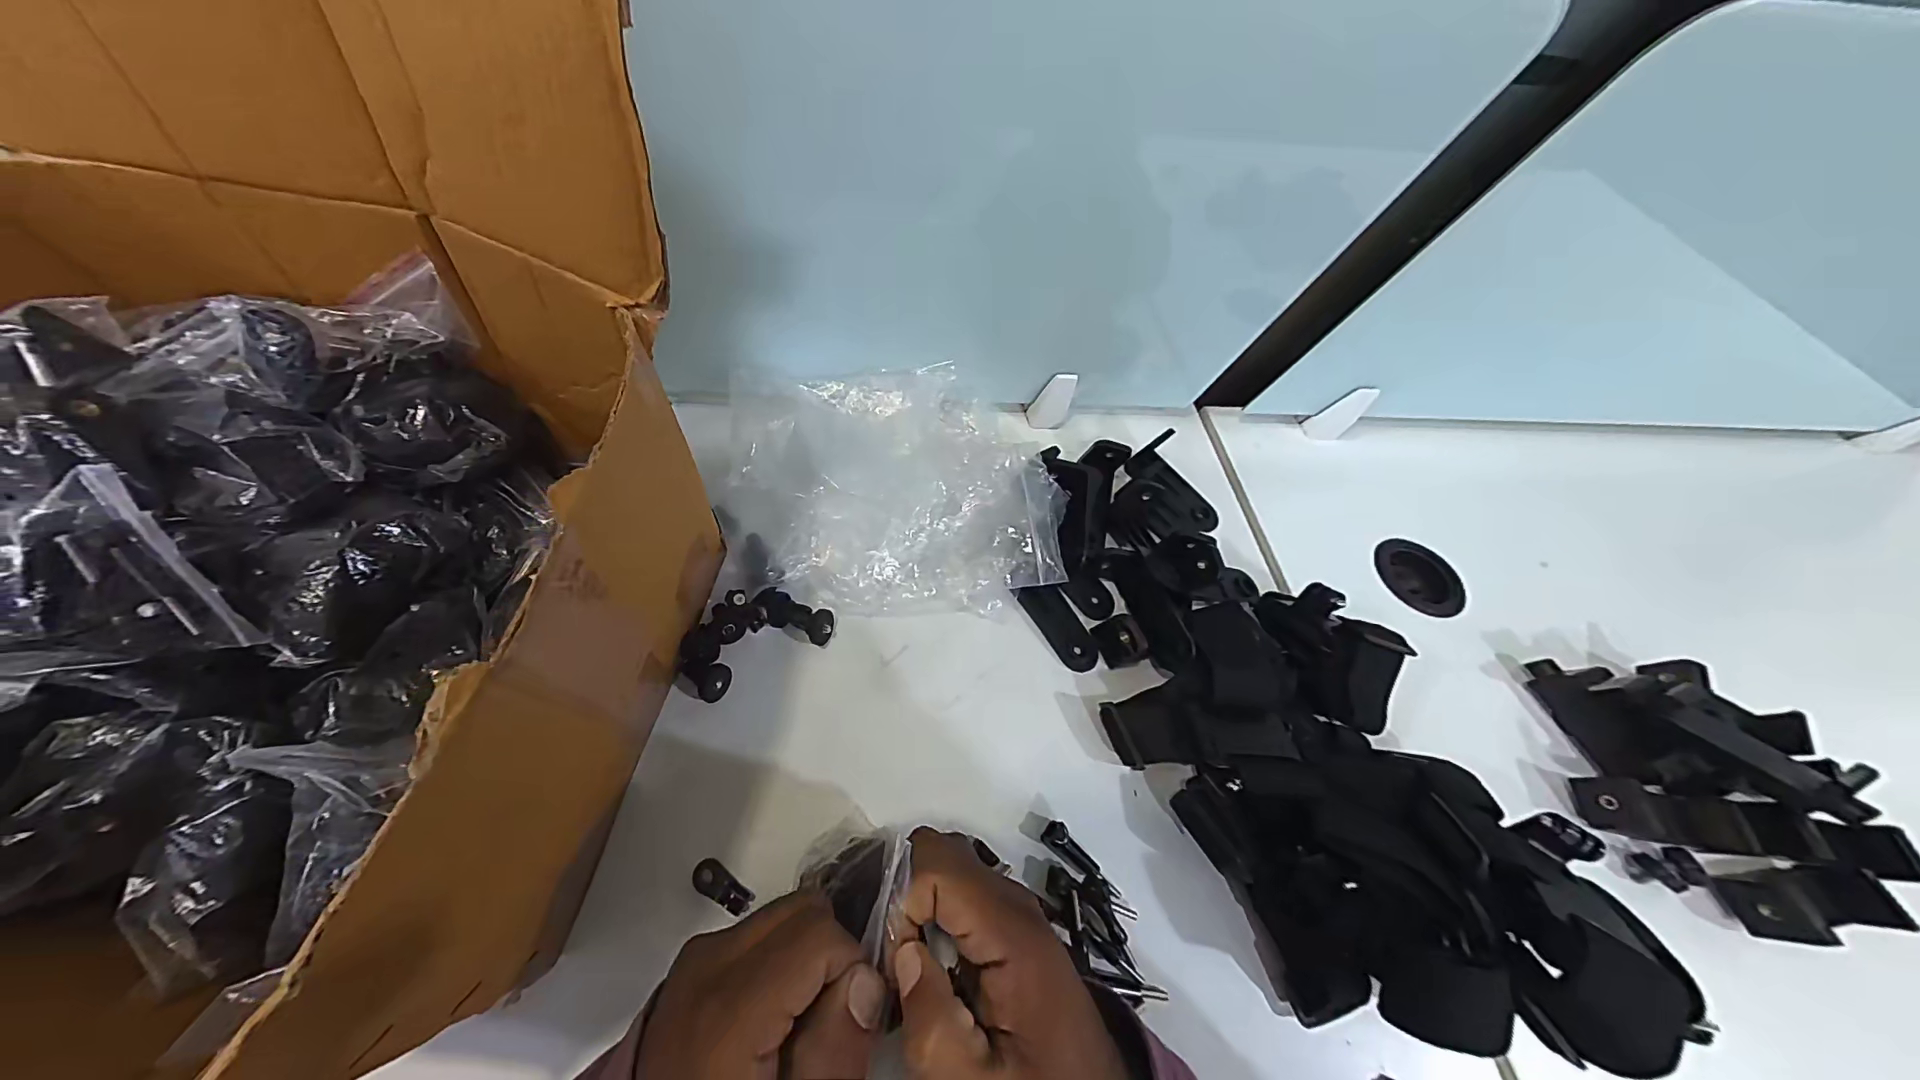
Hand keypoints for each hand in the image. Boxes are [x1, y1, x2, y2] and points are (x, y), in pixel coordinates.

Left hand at [636, 890, 887, 1079]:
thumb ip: (834, 1052)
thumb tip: (865, 980)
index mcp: (728, 1007)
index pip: (821, 933)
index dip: (850, 970)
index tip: (846, 1021)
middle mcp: (706, 964)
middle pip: (803, 909)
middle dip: (830, 952)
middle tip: (827, 1018)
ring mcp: (694, 959)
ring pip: (783, 914)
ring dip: (805, 954)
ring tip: (798, 1020)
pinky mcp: (690, 963)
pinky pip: (757, 931)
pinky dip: (780, 956)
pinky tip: (772, 1012)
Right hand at [892, 828, 1127, 1079]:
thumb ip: (931, 1020)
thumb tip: (902, 953)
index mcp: (1014, 934)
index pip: (939, 865)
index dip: (903, 903)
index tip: (896, 960)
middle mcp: (1018, 907)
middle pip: (945, 854)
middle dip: (906, 896)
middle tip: (897, 961)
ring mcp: (1018, 912)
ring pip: (951, 870)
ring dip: (919, 908)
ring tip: (914, 970)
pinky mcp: (1013, 926)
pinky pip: (962, 896)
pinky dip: (935, 917)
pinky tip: (937, 970)